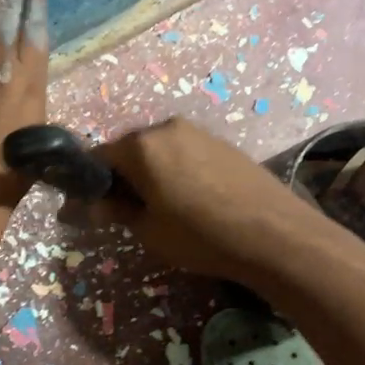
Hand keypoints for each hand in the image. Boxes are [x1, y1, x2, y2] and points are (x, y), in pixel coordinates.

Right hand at [87, 118, 336, 280]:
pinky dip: (177, 171)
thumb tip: (87, 206)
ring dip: (151, 174)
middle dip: (122, 177)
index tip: (93, 209)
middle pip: (129, 150)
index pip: (97, 157)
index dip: (90, 184)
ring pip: (158, 151)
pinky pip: (184, 153)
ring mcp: (198, 132)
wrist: (277, 236)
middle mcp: (166, 128)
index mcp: (140, 146)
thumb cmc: (201, 235)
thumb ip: (114, 211)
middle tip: (128, 212)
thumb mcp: (148, 230)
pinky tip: (192, 201)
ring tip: (164, 208)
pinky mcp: (223, 143)